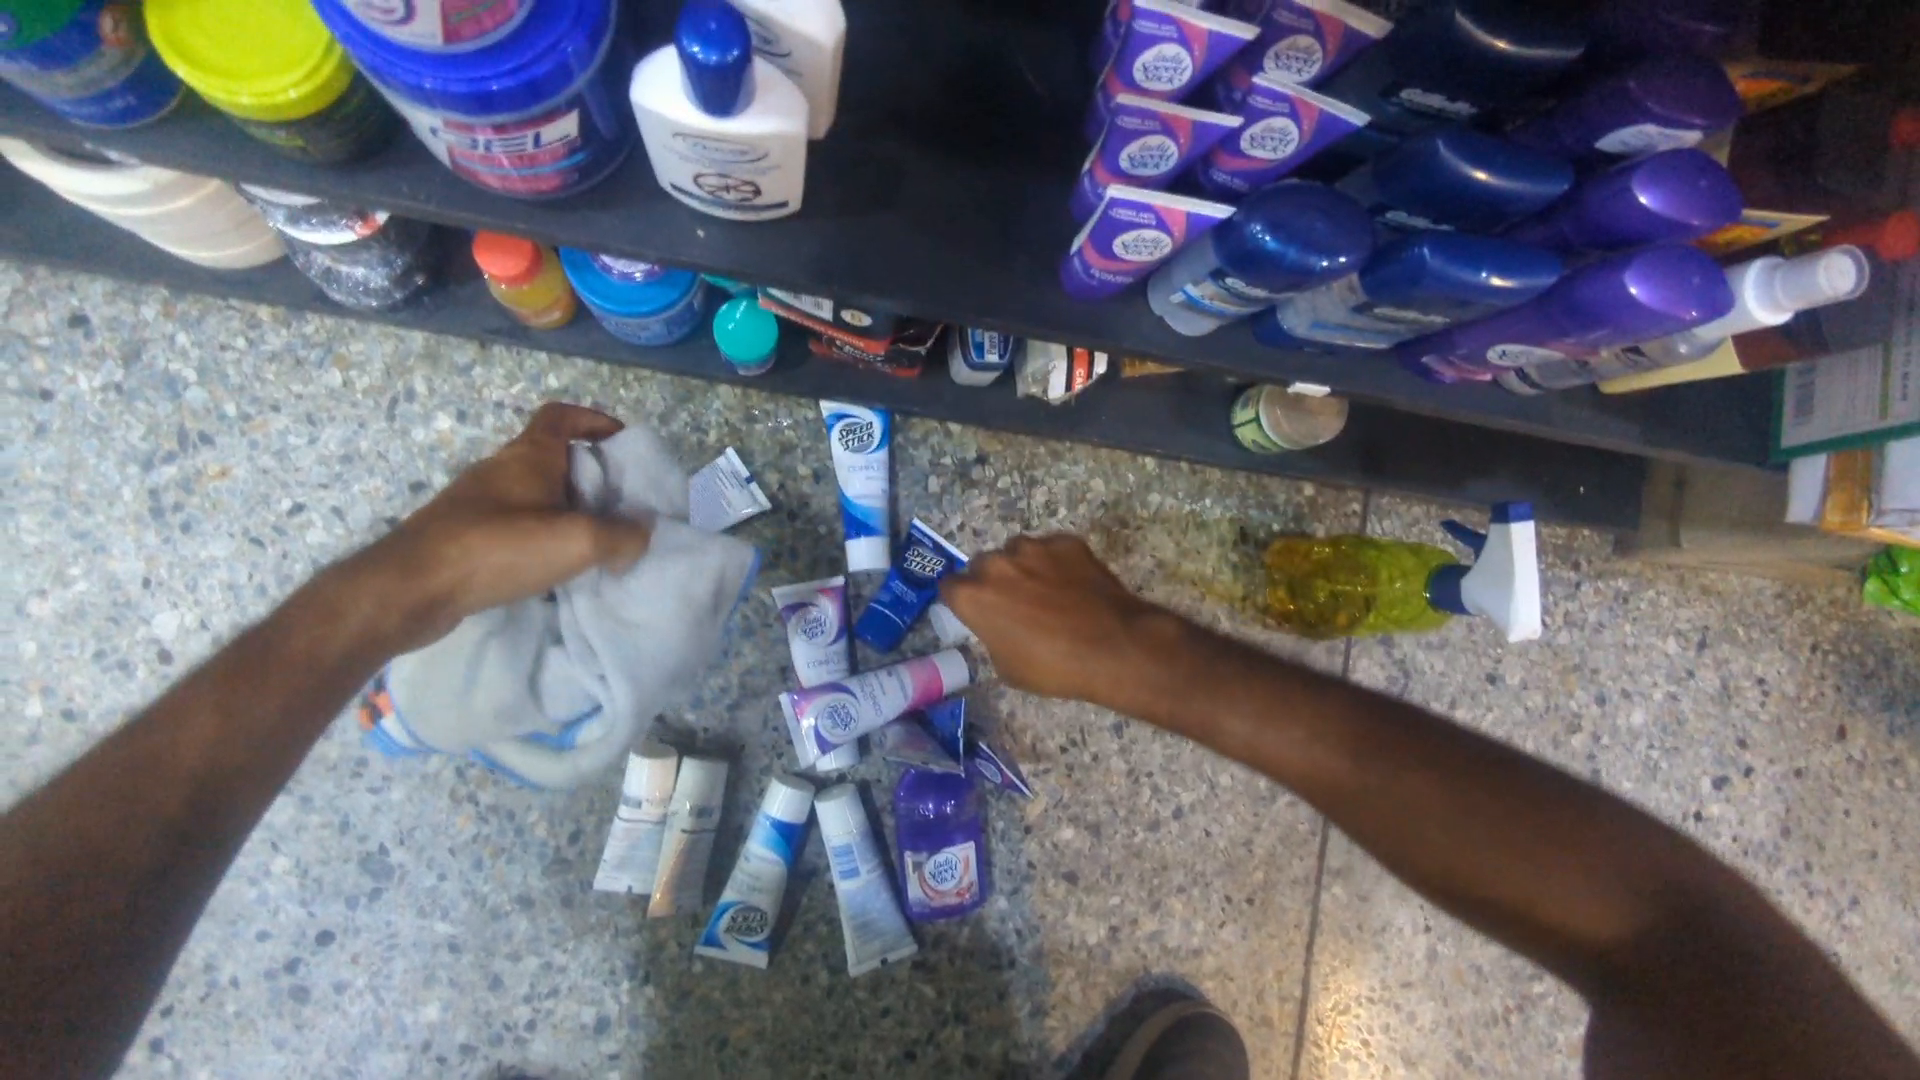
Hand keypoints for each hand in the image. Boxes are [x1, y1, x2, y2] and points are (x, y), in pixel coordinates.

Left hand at [358, 403, 654, 651]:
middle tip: (621, 503)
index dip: (594, 420)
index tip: (622, 441)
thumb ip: (623, 535)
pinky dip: (543, 536)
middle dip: (590, 474)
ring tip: (596, 540)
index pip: (561, 416)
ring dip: (567, 509)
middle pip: (553, 457)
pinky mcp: (465, 536)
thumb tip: (642, 533)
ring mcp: (479, 504)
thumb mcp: (579, 540)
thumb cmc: (498, 547)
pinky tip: (556, 567)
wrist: (410, 589)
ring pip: (535, 494)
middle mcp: (501, 470)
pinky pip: (517, 525)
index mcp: (528, 456)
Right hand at [939, 534, 1172, 704]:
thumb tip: (1001, 626)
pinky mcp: (1067, 542)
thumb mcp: (1007, 667)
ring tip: (1048, 593)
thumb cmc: (1054, 667)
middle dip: (994, 582)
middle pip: (983, 565)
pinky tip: (1074, 585)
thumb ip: (992, 636)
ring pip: (1017, 552)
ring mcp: (1034, 548)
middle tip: (1015, 605)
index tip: (977, 613)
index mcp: (973, 596)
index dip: (963, 601)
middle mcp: (997, 563)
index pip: (950, 587)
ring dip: (1024, 568)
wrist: (1112, 647)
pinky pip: (1052, 550)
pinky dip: (1057, 563)